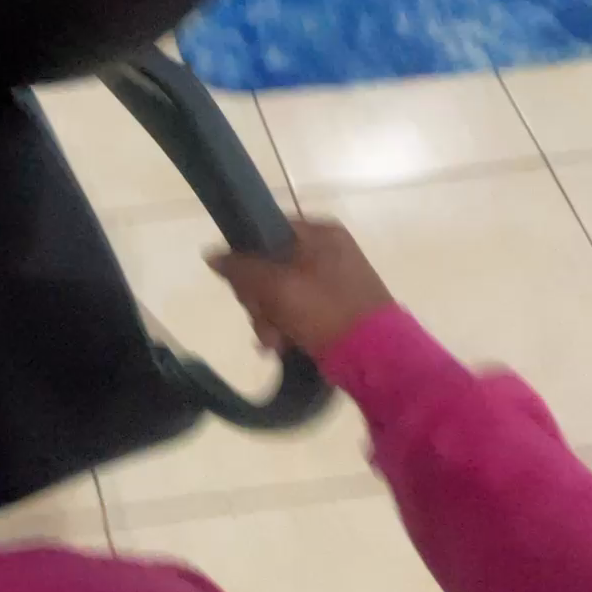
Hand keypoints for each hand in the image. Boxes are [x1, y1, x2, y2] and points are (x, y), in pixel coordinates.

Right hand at [206, 218, 394, 356]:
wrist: (380, 361)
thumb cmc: (326, 311)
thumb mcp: (276, 286)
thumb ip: (240, 268)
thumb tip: (211, 255)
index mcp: (319, 233)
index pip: (263, 231)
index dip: (245, 257)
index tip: (240, 283)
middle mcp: (327, 250)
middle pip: (267, 265)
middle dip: (258, 298)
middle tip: (261, 317)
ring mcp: (332, 279)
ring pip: (277, 290)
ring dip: (267, 317)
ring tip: (273, 341)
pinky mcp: (335, 306)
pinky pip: (295, 307)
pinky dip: (284, 325)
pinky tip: (281, 345)